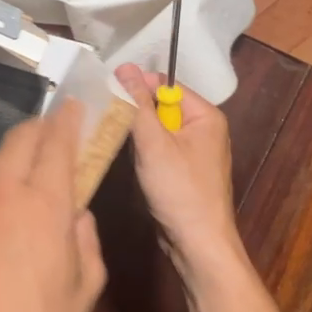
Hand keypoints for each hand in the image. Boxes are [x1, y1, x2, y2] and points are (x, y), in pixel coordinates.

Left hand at [0, 102, 107, 311]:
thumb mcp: (86, 285)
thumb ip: (85, 235)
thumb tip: (74, 211)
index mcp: (44, 204)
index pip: (57, 141)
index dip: (68, 119)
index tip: (74, 108)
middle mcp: (0, 193)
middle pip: (19, 138)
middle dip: (39, 131)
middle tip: (50, 138)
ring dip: (9, 163)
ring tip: (17, 185)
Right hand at [114, 64, 249, 279]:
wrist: (198, 244)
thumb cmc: (180, 191)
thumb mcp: (154, 144)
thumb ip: (137, 105)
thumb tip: (123, 67)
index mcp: (206, 116)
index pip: (166, 85)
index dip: (137, 87)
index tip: (106, 93)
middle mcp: (203, 129)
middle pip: (161, 106)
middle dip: (134, 112)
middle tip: (105, 118)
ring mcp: (194, 152)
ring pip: (156, 130)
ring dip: (135, 134)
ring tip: (112, 139)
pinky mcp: (183, 172)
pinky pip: (158, 150)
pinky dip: (142, 153)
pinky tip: (127, 162)